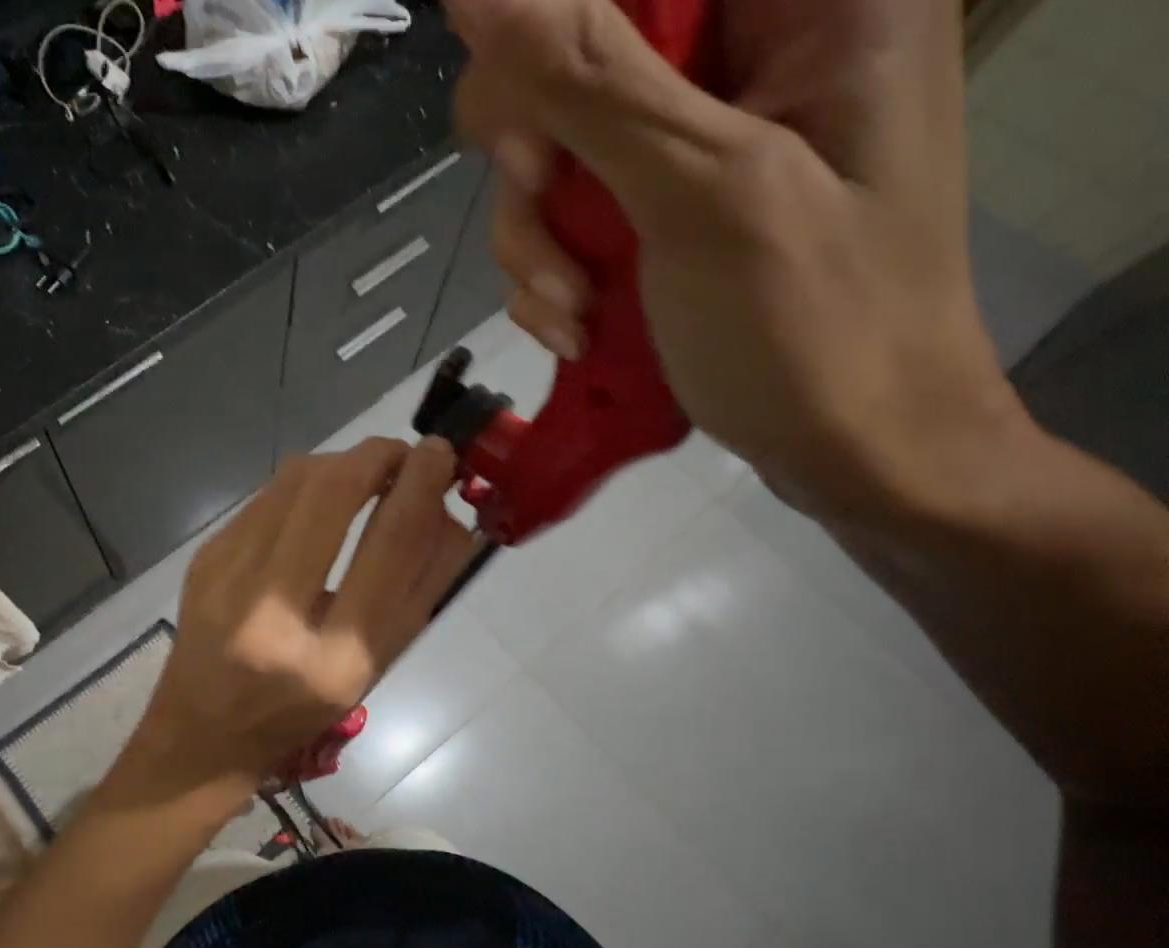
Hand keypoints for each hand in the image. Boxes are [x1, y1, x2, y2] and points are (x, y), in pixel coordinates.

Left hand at [109, 438, 481, 803]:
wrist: (203, 730)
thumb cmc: (300, 711)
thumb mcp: (372, 668)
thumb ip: (418, 592)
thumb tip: (448, 512)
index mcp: (332, 659)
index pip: (388, 546)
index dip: (420, 487)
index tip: (439, 454)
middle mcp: (272, 611)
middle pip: (331, 492)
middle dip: (377, 456)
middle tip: (404, 456)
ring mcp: (226, 577)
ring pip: (294, 481)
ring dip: (341, 463)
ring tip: (367, 475)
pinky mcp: (204, 557)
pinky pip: (266, 497)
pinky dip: (305, 487)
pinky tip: (318, 504)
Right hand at [449, 0, 1028, 516]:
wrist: (856, 457)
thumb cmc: (819, 330)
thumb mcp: (706, 195)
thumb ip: (591, 79)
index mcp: (813, 4)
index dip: (560, 29)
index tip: (536, 124)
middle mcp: (755, 49)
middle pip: (578, 45)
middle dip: (538, 146)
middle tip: (540, 200)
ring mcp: (704, 134)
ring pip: (556, 137)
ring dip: (537, 232)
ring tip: (572, 310)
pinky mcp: (666, 201)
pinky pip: (568, 204)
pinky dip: (553, 266)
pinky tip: (575, 323)